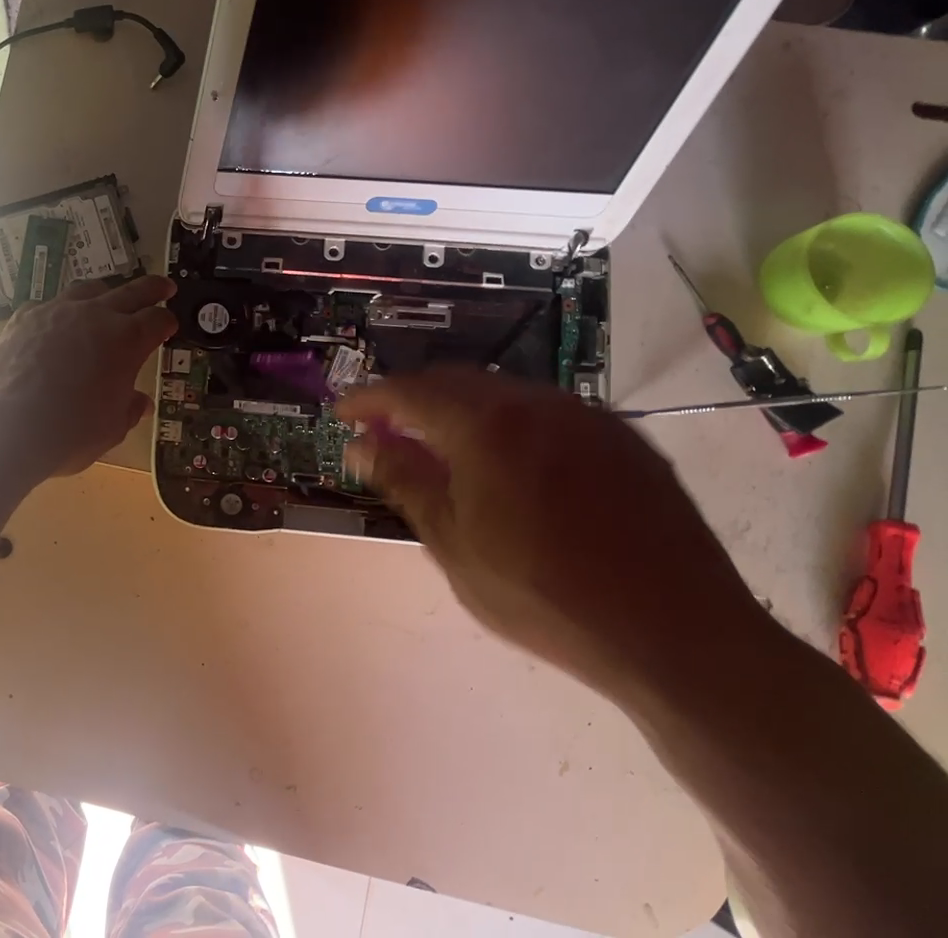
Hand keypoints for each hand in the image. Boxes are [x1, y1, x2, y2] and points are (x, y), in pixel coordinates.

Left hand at [0, 275, 178, 477]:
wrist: (6, 425)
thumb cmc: (69, 433)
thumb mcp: (110, 429)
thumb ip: (127, 410)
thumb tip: (139, 402)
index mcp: (127, 341)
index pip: (156, 321)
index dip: (166, 323)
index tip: (169, 326)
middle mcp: (95, 316)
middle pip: (131, 292)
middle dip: (152, 288)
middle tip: (164, 286)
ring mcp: (56, 312)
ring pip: (87, 290)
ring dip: (103, 293)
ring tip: (107, 298)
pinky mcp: (23, 318)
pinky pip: (47, 305)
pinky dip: (59, 311)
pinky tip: (55, 321)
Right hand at [337, 367, 772, 692]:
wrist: (675, 635)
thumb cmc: (543, 596)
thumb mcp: (453, 544)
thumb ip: (405, 481)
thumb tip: (362, 443)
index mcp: (488, 427)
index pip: (409, 392)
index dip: (369, 399)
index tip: (343, 415)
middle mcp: (540, 406)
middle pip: (458, 382)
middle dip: (413, 400)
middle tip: (384, 433)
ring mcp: (591, 420)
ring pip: (507, 395)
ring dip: (461, 411)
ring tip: (440, 451)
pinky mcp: (627, 443)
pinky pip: (550, 415)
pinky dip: (509, 425)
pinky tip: (506, 465)